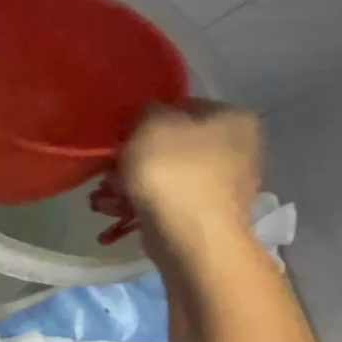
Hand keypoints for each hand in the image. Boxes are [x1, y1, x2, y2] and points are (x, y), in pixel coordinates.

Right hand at [120, 101, 262, 261]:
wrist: (191, 234)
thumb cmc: (171, 172)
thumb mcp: (150, 125)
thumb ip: (147, 109)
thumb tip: (148, 115)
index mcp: (233, 116)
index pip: (179, 106)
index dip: (141, 120)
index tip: (116, 138)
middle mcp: (238, 143)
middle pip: (169, 142)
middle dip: (131, 158)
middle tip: (105, 172)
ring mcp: (225, 178)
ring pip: (164, 171)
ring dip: (128, 182)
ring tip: (103, 198)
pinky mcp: (207, 207)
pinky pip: (166, 196)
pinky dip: (140, 201)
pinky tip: (116, 210)